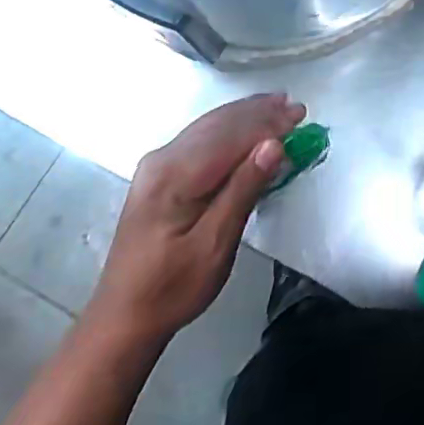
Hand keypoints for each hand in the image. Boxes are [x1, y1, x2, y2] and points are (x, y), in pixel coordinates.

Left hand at [84, 93, 304, 342]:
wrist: (123, 318)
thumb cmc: (172, 288)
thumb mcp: (214, 246)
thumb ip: (243, 190)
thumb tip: (274, 144)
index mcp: (174, 175)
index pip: (229, 135)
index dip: (267, 123)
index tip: (300, 115)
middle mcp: (162, 158)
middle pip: (217, 124)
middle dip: (258, 113)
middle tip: (296, 107)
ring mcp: (157, 164)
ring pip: (208, 127)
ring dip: (245, 116)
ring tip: (277, 106)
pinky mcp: (159, 174)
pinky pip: (200, 139)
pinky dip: (228, 129)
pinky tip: (244, 126)